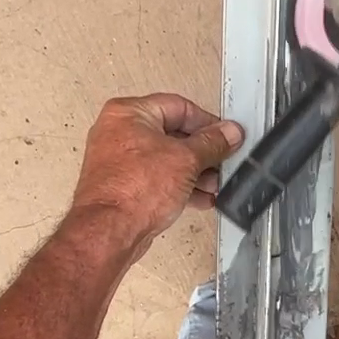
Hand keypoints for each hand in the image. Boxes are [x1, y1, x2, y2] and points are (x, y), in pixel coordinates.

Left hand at [70, 94, 243, 241]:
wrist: (110, 231)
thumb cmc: (132, 191)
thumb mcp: (186, 160)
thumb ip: (212, 144)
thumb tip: (228, 134)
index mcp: (129, 113)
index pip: (180, 107)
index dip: (208, 123)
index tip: (226, 136)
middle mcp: (119, 132)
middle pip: (174, 134)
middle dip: (203, 153)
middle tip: (221, 161)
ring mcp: (119, 160)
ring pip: (167, 159)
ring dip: (195, 173)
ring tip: (213, 184)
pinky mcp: (123, 185)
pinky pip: (157, 179)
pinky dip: (179, 186)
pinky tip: (198, 198)